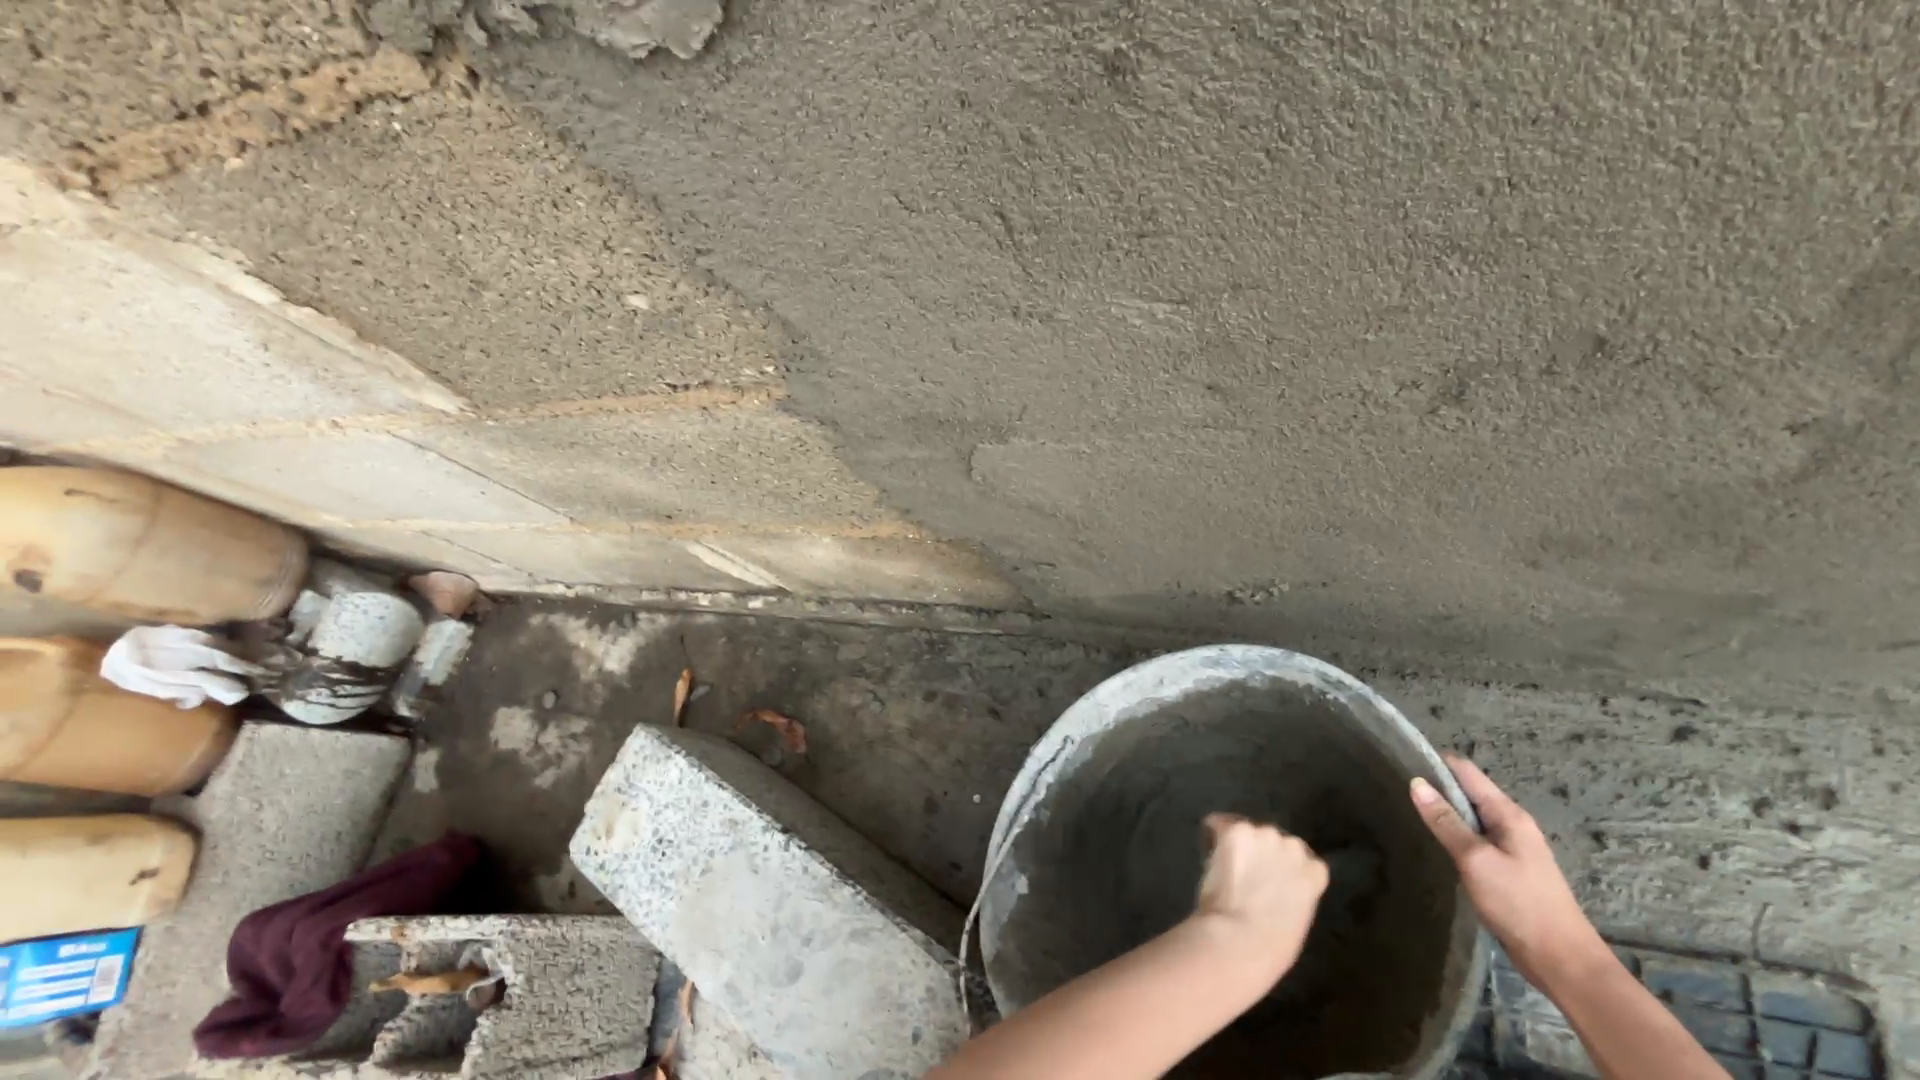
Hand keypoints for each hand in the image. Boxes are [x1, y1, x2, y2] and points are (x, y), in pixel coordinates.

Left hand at [1193, 814, 1329, 977]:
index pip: (1301, 859)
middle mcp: (1292, 845)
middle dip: (1260, 852)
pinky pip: (1218, 824)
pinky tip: (1208, 851)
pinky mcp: (1234, 831)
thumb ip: (1293, 894)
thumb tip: (1276, 887)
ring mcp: (1262, 834)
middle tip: (1245, 873)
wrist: (1240, 939)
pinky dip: (1213, 836)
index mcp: (1315, 871)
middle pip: (1274, 841)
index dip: (1281, 869)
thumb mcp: (1298, 919)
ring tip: (1226, 866)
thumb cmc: (1272, 945)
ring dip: (1238, 844)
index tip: (1269, 881)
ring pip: (1247, 831)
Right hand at [1410, 755, 1609, 984]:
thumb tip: (1416, 783)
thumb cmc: (1519, 903)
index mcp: (1509, 815)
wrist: (1561, 959)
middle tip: (1395, 786)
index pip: (1468, 773)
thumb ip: (1445, 821)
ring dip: (1445, 811)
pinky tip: (1435, 843)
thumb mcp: (1475, 859)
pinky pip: (1476, 840)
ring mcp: (1513, 849)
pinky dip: (1454, 834)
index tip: (1401, 759)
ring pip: (1472, 818)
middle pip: (1470, 793)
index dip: (1436, 762)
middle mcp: (1512, 825)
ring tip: (1407, 810)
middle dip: (1438, 786)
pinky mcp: (1508, 870)